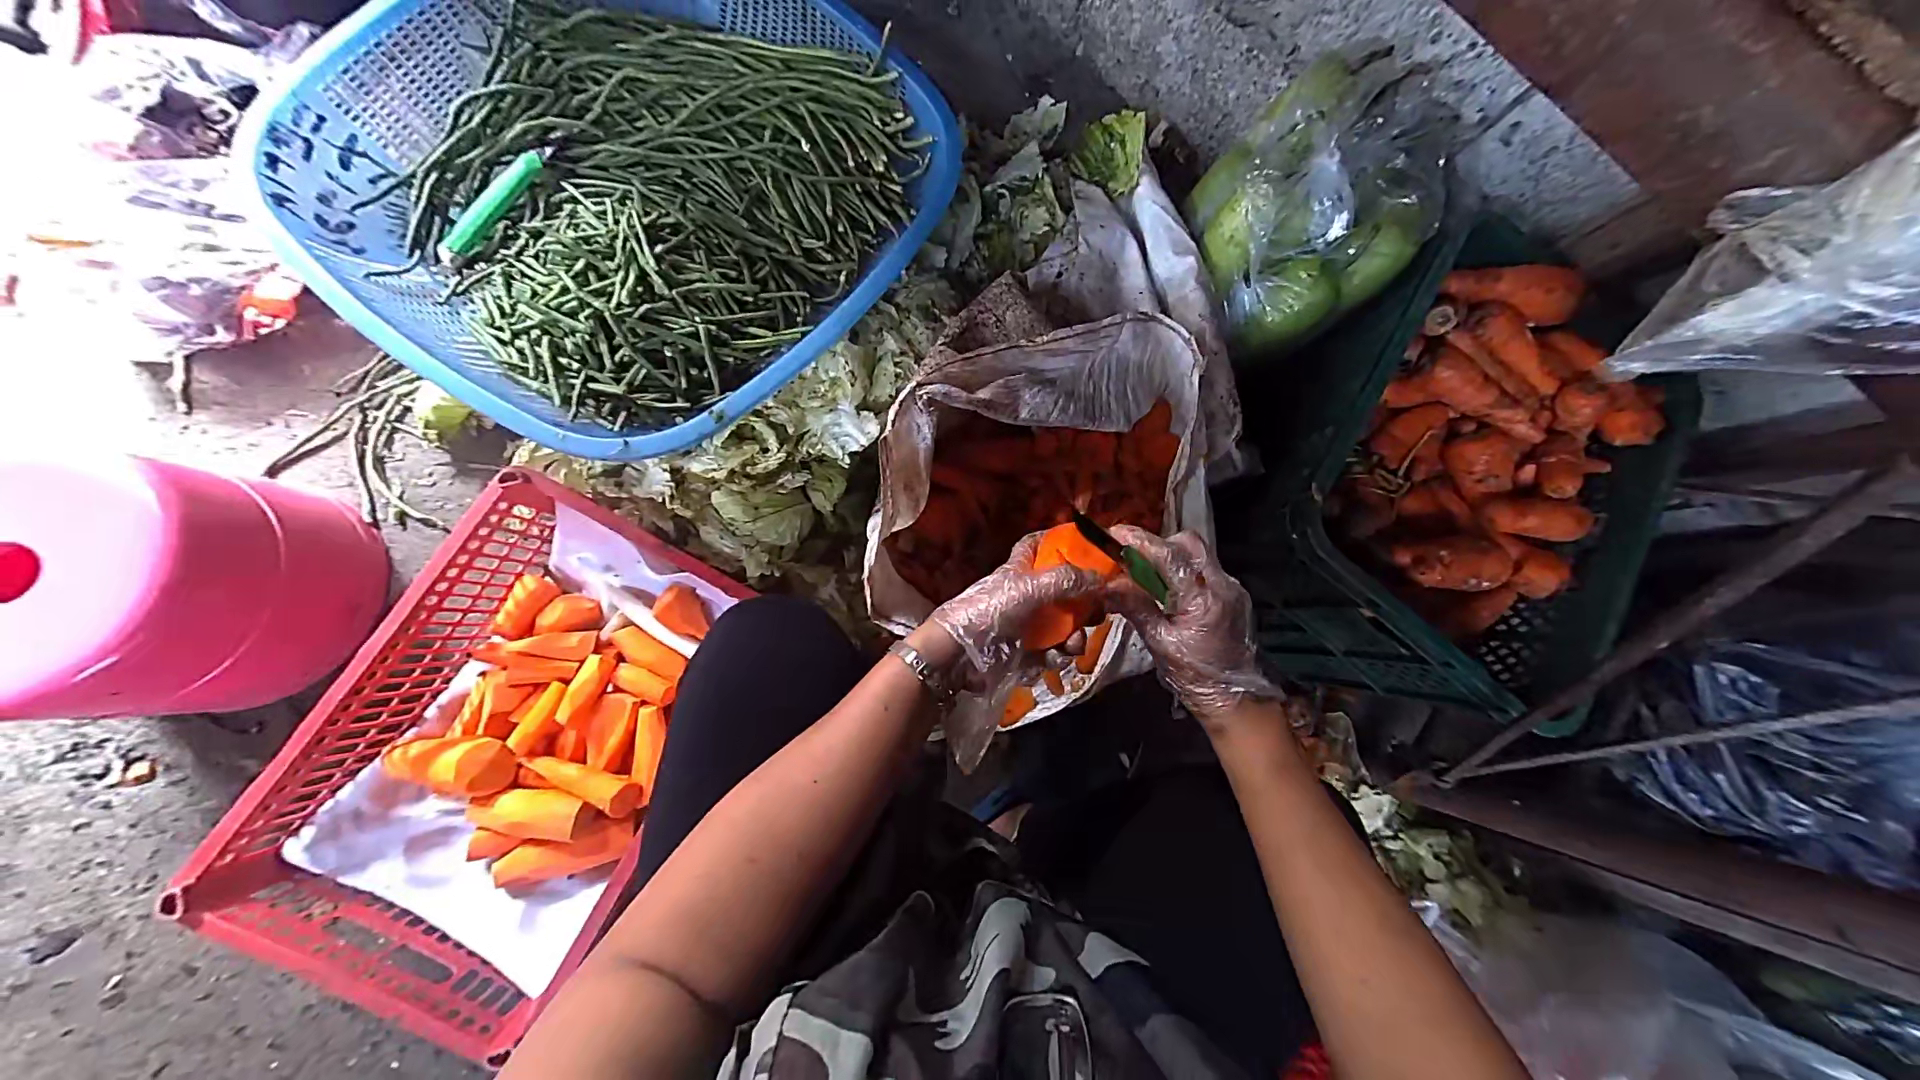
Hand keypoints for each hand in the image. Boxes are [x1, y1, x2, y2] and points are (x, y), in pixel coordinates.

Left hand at [929, 530, 1102, 674]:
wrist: (960, 654)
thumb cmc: (991, 610)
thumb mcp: (1030, 587)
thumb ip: (1067, 580)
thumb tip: (1102, 579)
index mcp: (1019, 570)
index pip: (1036, 546)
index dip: (1055, 540)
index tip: (1082, 543)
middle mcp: (1024, 594)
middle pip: (1062, 591)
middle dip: (1083, 602)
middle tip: (1097, 611)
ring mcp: (1025, 625)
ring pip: (1062, 625)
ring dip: (1075, 635)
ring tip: (1074, 645)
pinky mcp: (1025, 653)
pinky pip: (1052, 651)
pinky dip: (1058, 655)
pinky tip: (1057, 658)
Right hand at [1103, 526, 1281, 730]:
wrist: (1236, 699)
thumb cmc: (1194, 676)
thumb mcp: (1159, 644)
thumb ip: (1136, 608)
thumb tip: (1107, 584)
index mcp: (1202, 600)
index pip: (1169, 556)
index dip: (1140, 540)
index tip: (1114, 533)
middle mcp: (1222, 585)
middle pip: (1189, 543)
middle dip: (1158, 543)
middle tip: (1131, 555)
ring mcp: (1232, 587)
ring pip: (1198, 554)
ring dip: (1170, 556)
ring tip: (1146, 573)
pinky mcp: (1234, 594)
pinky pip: (1205, 570)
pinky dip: (1183, 571)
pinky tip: (1168, 590)